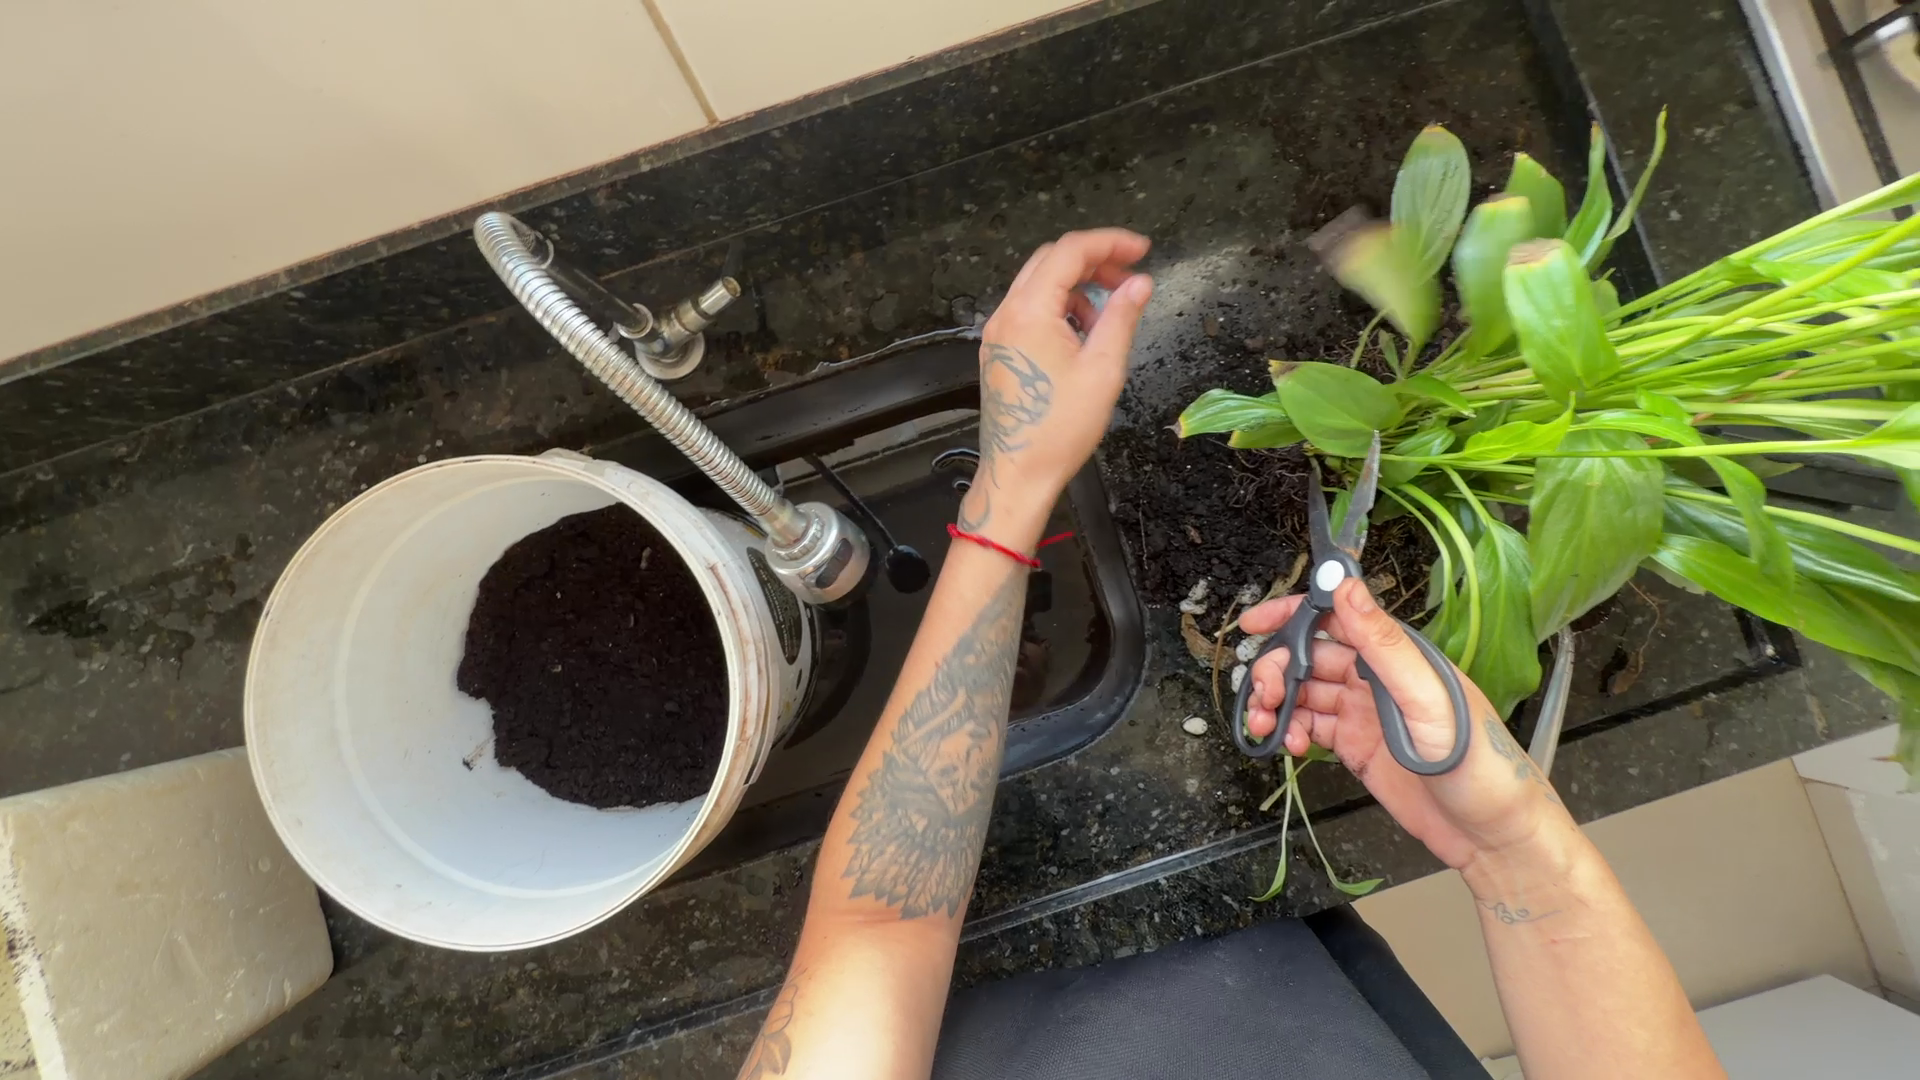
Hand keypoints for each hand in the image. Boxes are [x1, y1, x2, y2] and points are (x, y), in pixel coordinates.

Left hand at [959, 229, 1153, 547]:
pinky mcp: (997, 353)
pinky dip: (1058, 310)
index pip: (1069, 252)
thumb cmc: (1061, 427)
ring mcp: (997, 335)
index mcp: (1029, 311)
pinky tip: (1081, 336)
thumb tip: (1140, 282)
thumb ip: (1122, 317)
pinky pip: (1028, 313)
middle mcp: (1005, 315)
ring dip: (1075, 288)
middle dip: (1092, 261)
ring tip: (1108, 315)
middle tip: (1128, 278)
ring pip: (1037, 287)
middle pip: (1049, 262)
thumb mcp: (1103, 369)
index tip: (1143, 251)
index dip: (1110, 243)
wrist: (1018, 474)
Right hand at [1240, 579, 1571, 872]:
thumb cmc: (1479, 764)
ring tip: (1264, 724)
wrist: (1492, 837)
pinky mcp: (1352, 745)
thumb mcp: (1429, 697)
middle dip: (1275, 671)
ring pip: (1301, 694)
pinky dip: (1289, 731)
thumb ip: (1383, 643)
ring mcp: (1360, 712)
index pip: (1332, 619)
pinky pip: (1307, 727)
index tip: (1254, 623)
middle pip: (1305, 659)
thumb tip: (1346, 588)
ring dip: (1275, 704)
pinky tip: (1288, 744)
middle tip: (1264, 696)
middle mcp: (1373, 679)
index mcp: (1394, 656)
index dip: (1288, 617)